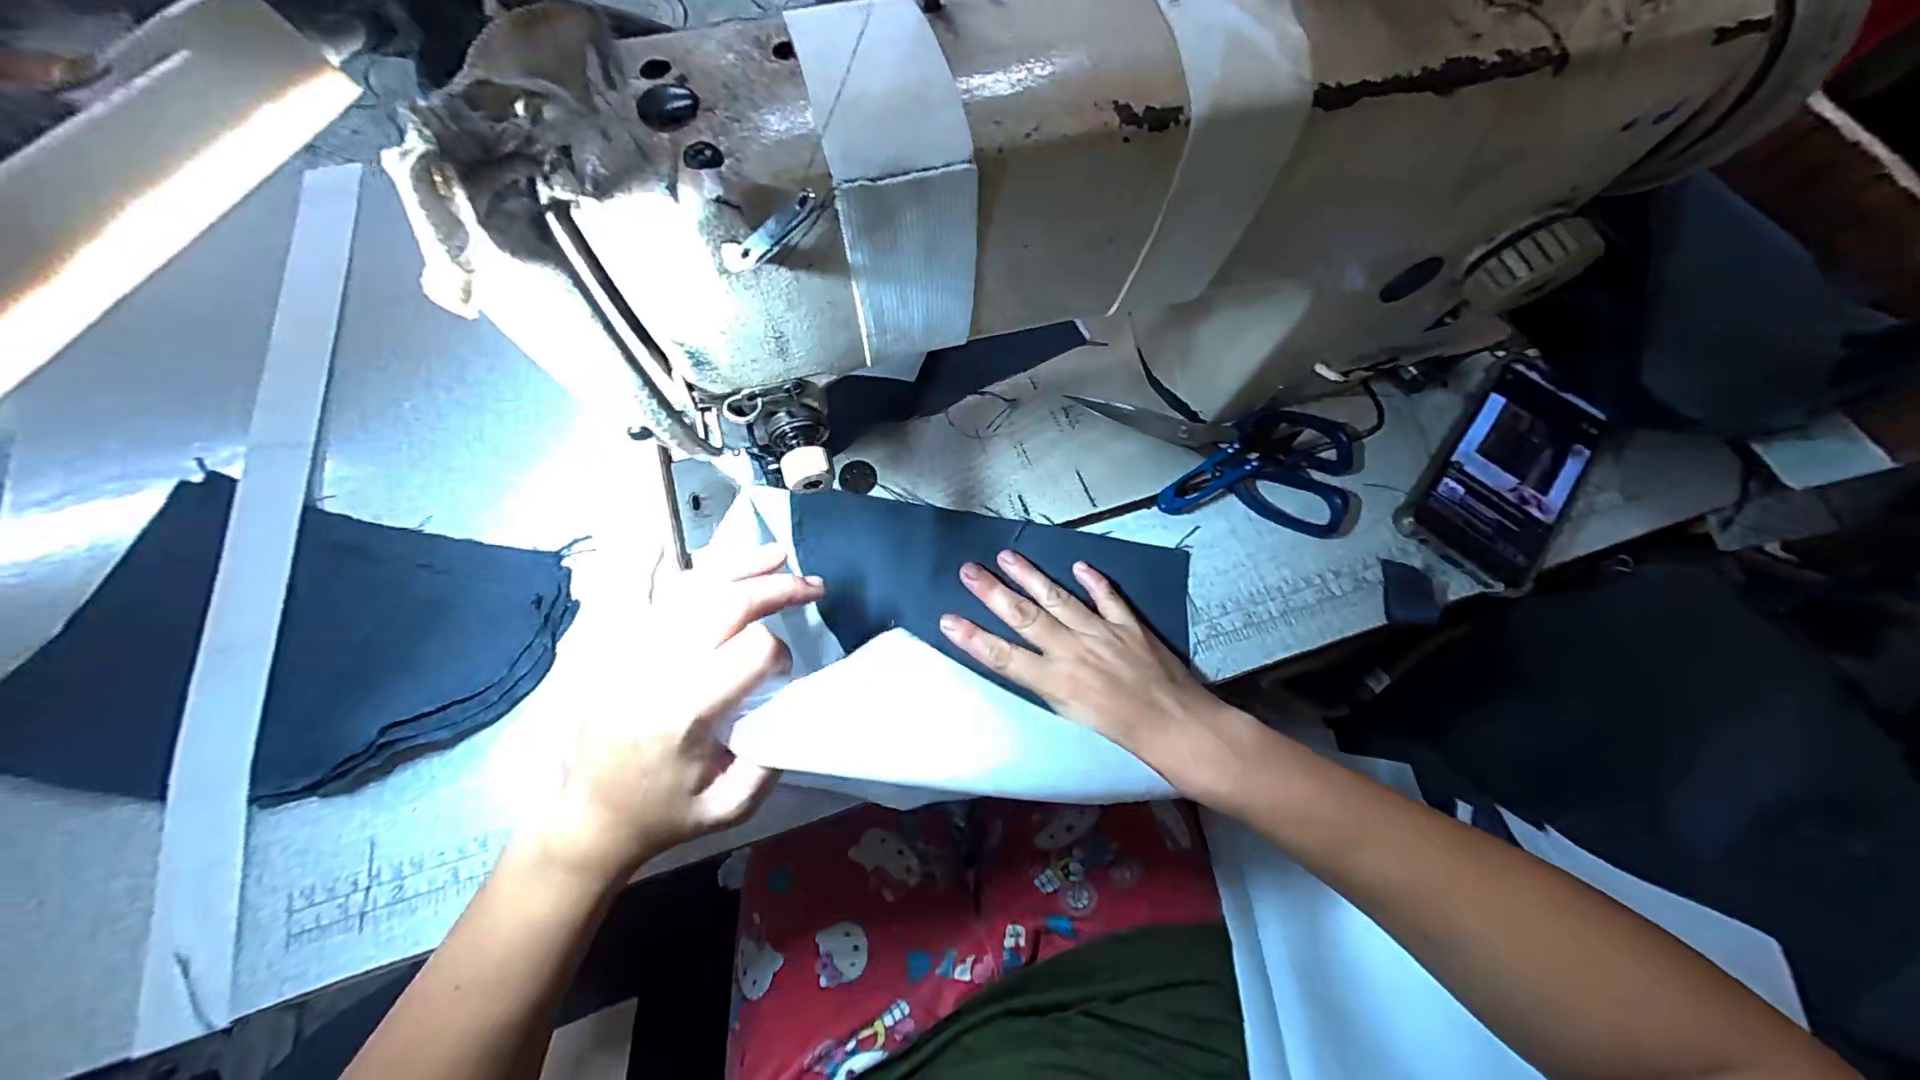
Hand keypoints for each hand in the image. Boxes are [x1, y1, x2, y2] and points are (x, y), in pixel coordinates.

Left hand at [533, 544, 823, 884]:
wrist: (588, 818)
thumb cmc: (664, 813)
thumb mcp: (731, 806)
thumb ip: (771, 756)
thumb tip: (789, 697)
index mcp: (684, 714)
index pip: (751, 652)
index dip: (780, 653)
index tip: (783, 671)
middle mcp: (652, 672)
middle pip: (724, 605)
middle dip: (776, 588)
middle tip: (811, 585)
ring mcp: (624, 652)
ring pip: (686, 589)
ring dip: (735, 566)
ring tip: (775, 555)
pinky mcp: (607, 647)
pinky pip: (630, 590)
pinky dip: (650, 560)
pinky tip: (669, 537)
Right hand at [937, 550, 1247, 791]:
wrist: (1176, 726)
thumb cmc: (1122, 734)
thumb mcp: (1073, 717)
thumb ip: (1048, 684)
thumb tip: (1025, 662)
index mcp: (1057, 682)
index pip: (1004, 657)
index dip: (973, 638)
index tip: (947, 619)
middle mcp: (1073, 652)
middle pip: (1025, 617)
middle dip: (993, 593)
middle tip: (969, 570)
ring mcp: (1101, 633)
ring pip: (1059, 598)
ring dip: (1030, 577)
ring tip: (1007, 556)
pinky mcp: (1128, 625)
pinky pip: (1108, 597)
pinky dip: (1093, 580)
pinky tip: (1078, 565)